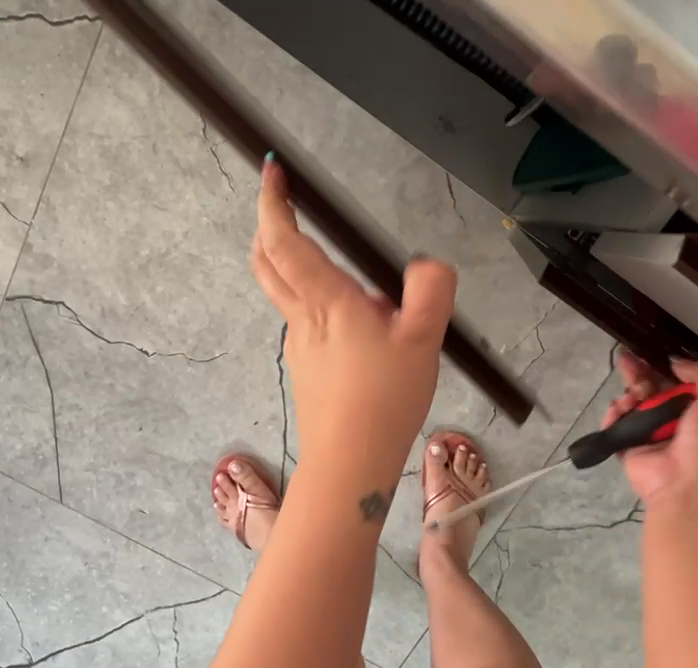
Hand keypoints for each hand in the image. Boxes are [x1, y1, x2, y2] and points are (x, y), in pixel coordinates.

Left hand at [250, 158, 453, 482]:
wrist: (350, 463)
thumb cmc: (382, 401)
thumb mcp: (423, 340)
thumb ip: (430, 290)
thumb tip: (427, 266)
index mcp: (326, 302)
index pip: (284, 241)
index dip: (272, 204)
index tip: (271, 174)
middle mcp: (303, 321)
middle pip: (267, 265)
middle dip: (267, 230)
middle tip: (282, 208)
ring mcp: (299, 350)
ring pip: (287, 297)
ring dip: (298, 271)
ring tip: (347, 278)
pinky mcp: (307, 375)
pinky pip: (307, 329)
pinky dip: (319, 310)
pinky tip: (358, 333)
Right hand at [604, 351, 697, 501]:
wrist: (687, 485)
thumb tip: (675, 363)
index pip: (679, 380)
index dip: (665, 366)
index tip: (650, 354)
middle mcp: (675, 420)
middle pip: (652, 388)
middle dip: (639, 373)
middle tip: (625, 358)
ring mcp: (650, 434)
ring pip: (633, 403)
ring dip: (629, 394)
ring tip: (632, 397)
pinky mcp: (629, 447)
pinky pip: (617, 424)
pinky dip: (614, 414)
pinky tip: (618, 410)